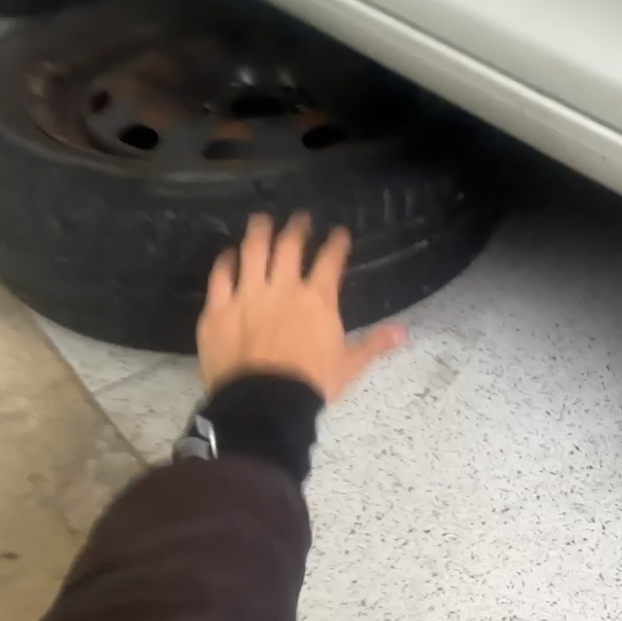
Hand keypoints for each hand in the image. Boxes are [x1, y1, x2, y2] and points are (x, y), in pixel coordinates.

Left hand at [197, 212, 406, 400]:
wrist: (263, 402)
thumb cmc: (311, 382)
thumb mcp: (350, 364)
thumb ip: (374, 343)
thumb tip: (403, 332)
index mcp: (318, 299)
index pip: (330, 260)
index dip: (336, 243)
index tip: (340, 232)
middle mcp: (283, 288)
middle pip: (289, 247)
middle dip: (297, 229)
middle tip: (301, 218)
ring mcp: (247, 296)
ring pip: (253, 253)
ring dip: (259, 233)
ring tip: (262, 220)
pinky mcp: (218, 310)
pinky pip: (220, 277)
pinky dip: (225, 263)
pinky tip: (228, 255)